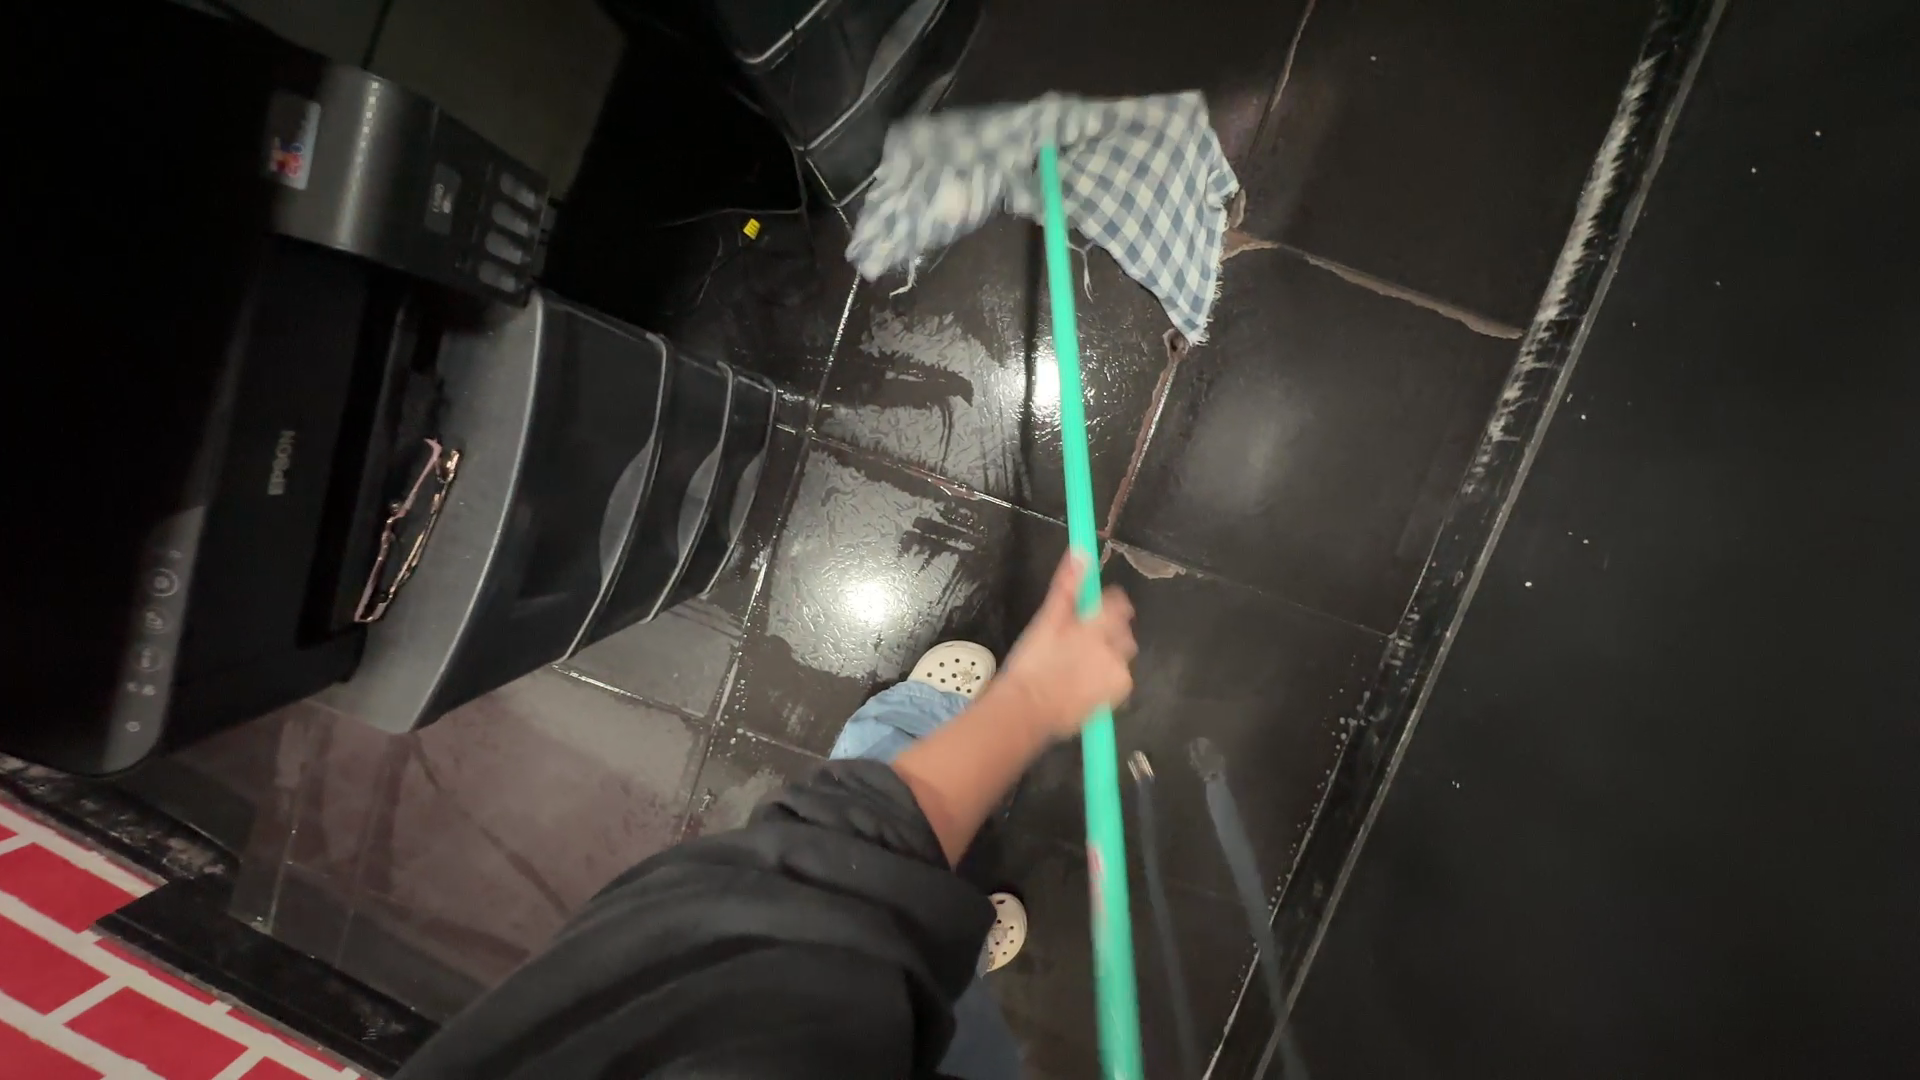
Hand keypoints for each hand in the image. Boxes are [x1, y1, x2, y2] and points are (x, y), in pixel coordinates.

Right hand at [997, 551, 1137, 738]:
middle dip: (1107, 631)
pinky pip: (1118, 678)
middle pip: (1123, 631)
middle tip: (1078, 640)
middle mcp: (1115, 649)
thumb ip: (1067, 586)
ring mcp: (1118, 674)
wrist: (1028, 709)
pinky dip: (1106, 677)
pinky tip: (1083, 682)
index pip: (1119, 604)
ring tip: (1078, 664)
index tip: (1092, 610)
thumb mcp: (1046, 620)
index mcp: (1098, 626)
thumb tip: (1081, 553)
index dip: (1107, 604)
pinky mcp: (1117, 695)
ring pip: (1120, 655)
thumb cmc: (1032, 663)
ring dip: (1106, 654)